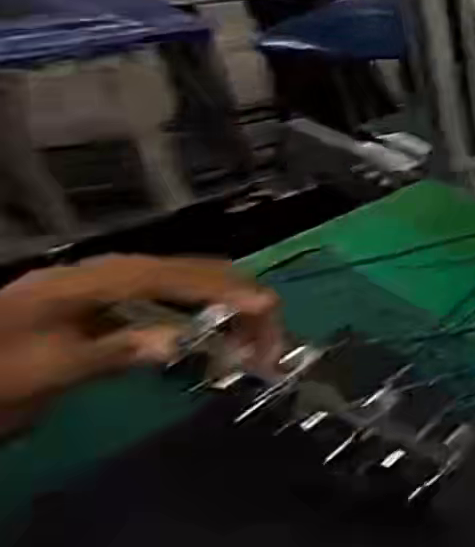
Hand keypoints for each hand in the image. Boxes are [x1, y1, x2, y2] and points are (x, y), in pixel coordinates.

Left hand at [0, 255, 281, 434]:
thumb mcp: (38, 372)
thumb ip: (111, 354)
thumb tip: (178, 344)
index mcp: (104, 278)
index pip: (187, 276)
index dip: (233, 292)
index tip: (269, 311)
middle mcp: (120, 269)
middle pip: (203, 273)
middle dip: (245, 301)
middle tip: (269, 339)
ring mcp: (117, 280)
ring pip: (199, 281)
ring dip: (233, 307)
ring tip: (251, 340)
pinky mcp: (115, 297)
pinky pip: (180, 294)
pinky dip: (209, 311)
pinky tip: (214, 334)